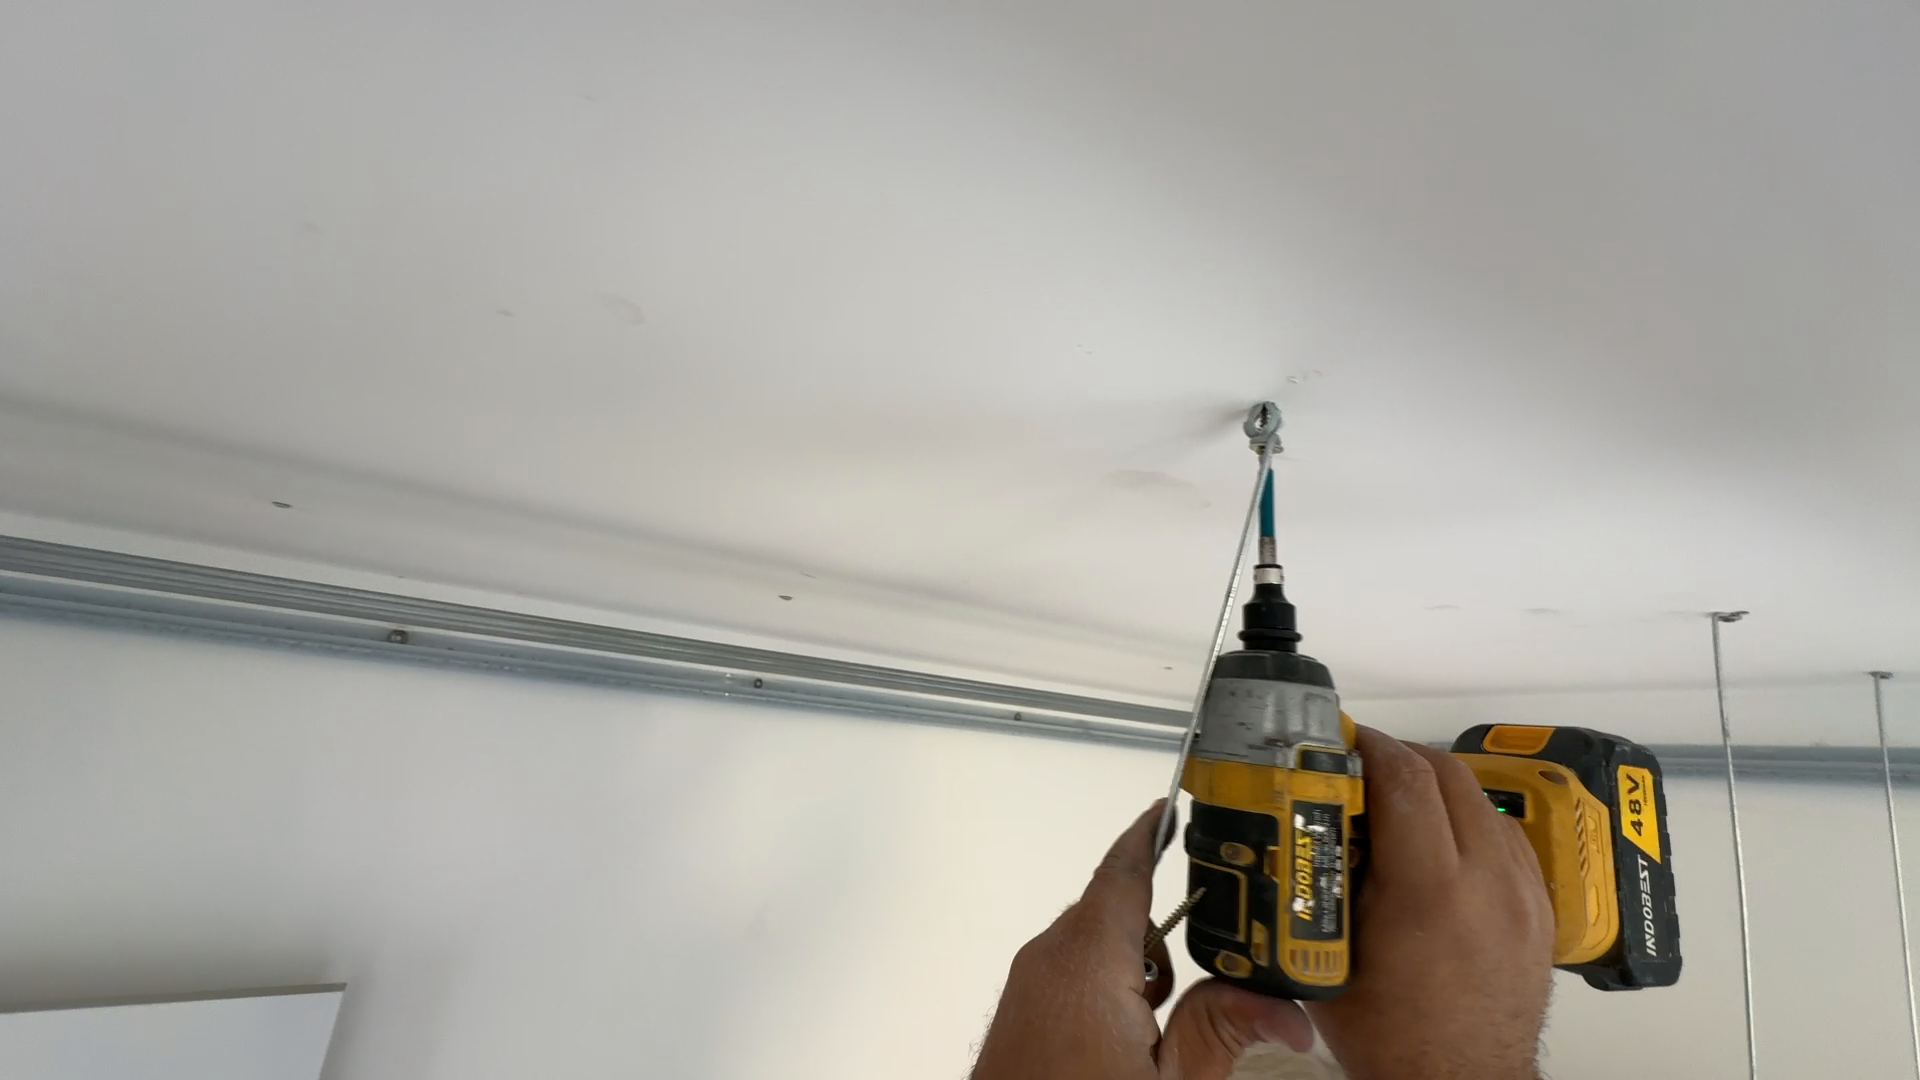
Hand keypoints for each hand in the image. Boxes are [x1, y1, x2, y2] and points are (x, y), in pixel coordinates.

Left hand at [971, 801, 1314, 1079]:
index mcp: (1088, 955)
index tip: (1172, 806)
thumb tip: (1289, 1011)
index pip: (1123, 870)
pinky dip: (1109, 983)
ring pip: (1097, 943)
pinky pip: (1074, 968)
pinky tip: (1131, 1043)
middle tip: (1215, 967)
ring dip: (1138, 967)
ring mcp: (1031, 978)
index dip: (1149, 833)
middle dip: (1166, 930)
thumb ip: (1220, 1033)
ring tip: (1167, 1035)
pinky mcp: (1023, 1006)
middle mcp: (1052, 952)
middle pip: (1117, 910)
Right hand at [1307, 728, 1555, 1079]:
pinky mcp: (1541, 911)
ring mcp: (1524, 897)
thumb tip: (1307, 813)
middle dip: (1398, 754)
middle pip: (1448, 774)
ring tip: (1391, 796)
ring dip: (1432, 781)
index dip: (1369, 744)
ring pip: (1480, 797)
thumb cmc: (1386, 1028)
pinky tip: (1434, 835)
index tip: (1340, 739)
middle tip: (1357, 762)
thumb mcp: (1329, 941)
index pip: (1405, 779)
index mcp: (1431, 890)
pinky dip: (1465, 815)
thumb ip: (1323, 871)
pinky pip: (1504, 832)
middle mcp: (1489, 884)